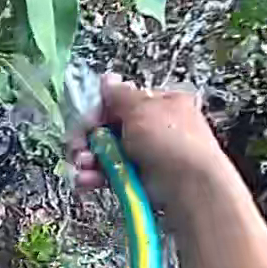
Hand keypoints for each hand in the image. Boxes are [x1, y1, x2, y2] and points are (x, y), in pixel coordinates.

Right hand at [65, 75, 230, 211]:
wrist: (189, 187)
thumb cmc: (171, 140)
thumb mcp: (142, 108)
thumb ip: (119, 95)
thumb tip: (107, 80)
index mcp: (162, 104)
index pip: (122, 103)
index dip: (99, 111)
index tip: (85, 121)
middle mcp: (154, 129)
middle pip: (110, 130)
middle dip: (89, 139)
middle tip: (77, 146)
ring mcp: (147, 157)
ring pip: (108, 155)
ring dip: (89, 159)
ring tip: (81, 165)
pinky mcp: (139, 181)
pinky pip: (111, 176)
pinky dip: (96, 178)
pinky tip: (84, 180)